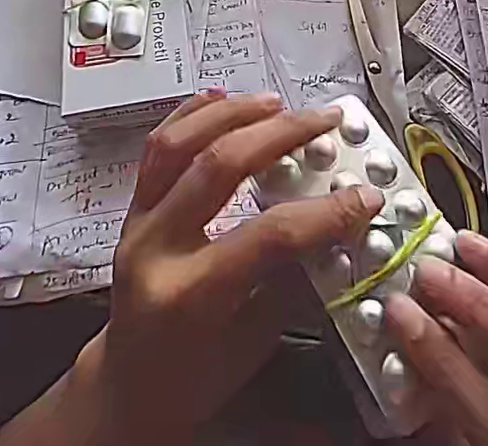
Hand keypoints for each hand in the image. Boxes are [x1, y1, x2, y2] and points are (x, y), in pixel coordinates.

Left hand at [63, 93, 384, 445]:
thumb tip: (338, 230)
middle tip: (321, 121)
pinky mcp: (132, 206)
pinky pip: (158, 146)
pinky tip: (222, 97)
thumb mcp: (253, 345)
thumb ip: (293, 282)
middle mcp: (154, 248)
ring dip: (233, 113)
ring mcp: (137, 220)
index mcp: (189, 296)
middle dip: (280, 135)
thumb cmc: (190, 380)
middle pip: (219, 166)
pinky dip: (192, 113)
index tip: (362, 195)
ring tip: (276, 103)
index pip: (267, 237)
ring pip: (179, 143)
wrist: (124, 390)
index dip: (323, 213)